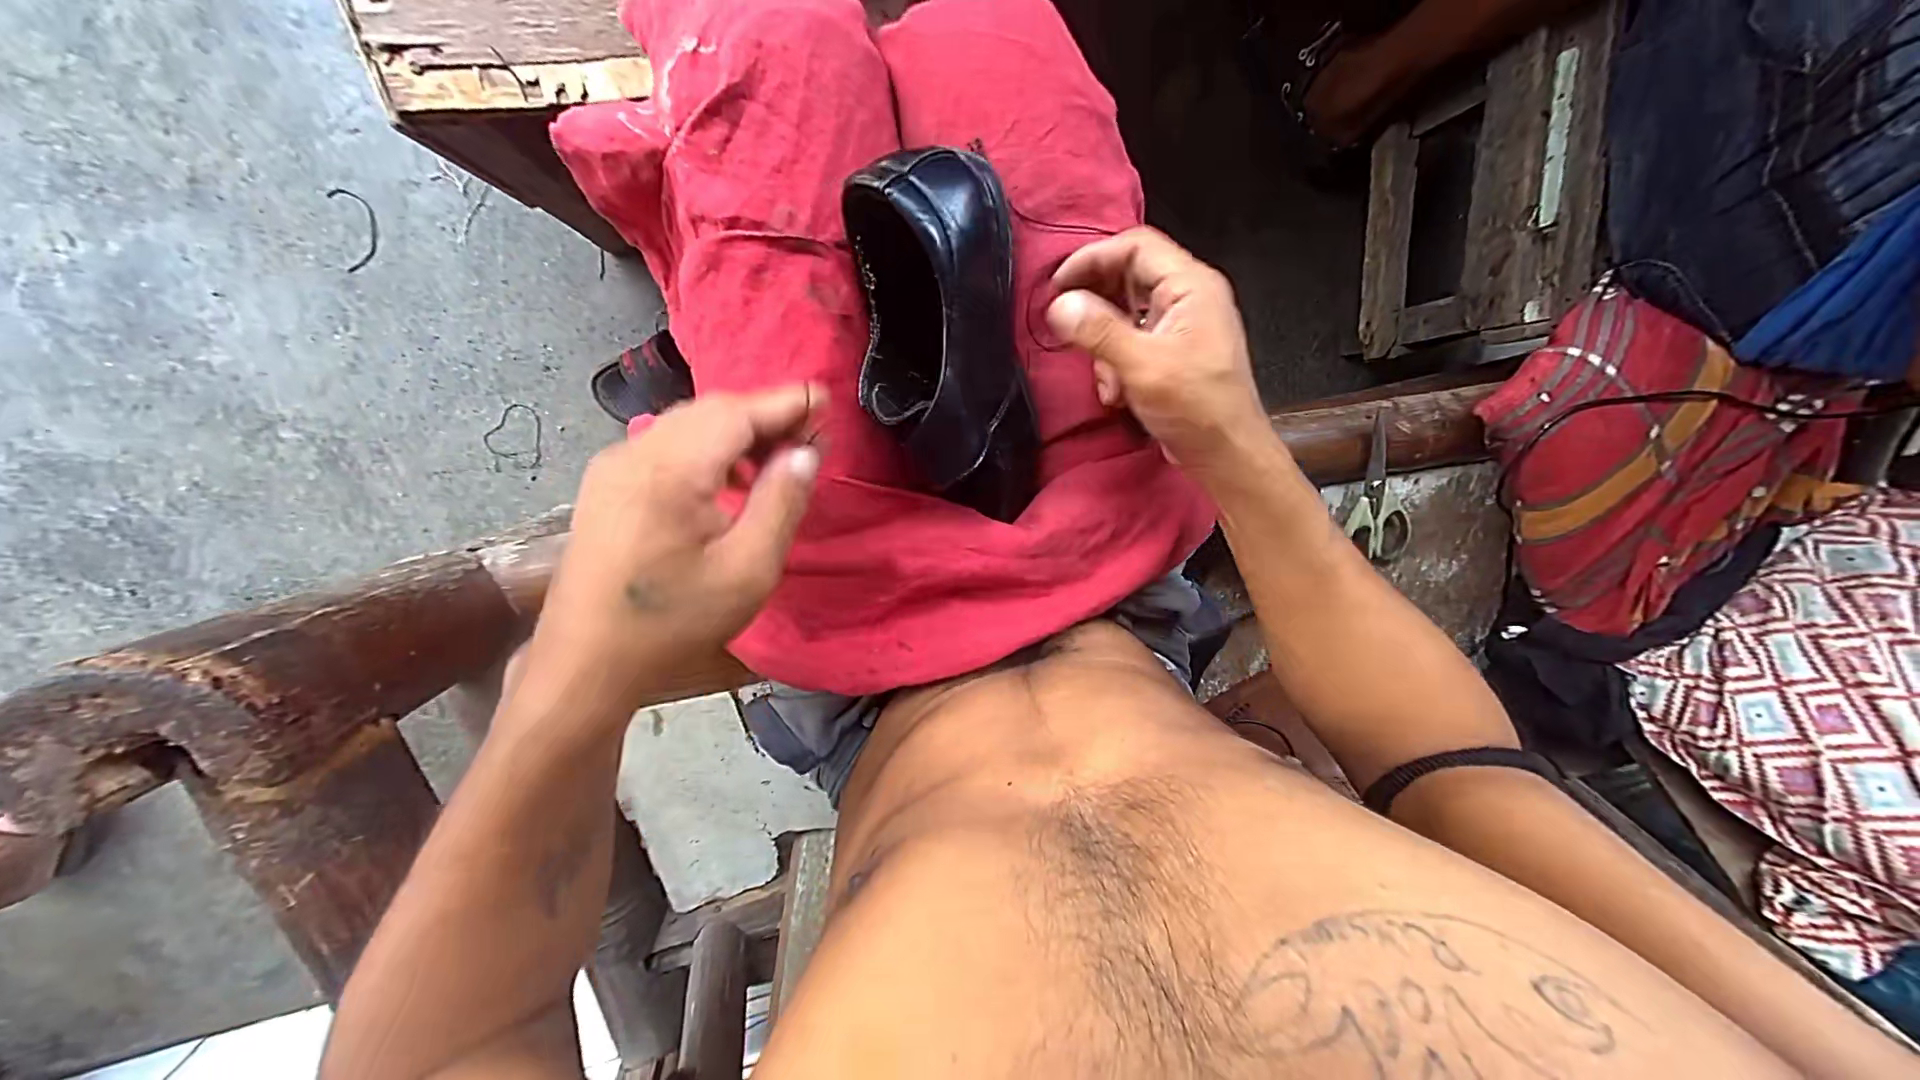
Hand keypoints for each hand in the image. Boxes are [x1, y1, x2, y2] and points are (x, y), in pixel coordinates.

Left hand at [525, 385, 821, 714]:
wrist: (586, 663)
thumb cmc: (673, 623)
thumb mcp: (747, 571)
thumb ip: (781, 503)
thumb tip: (805, 453)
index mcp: (668, 471)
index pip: (736, 414)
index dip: (784, 403)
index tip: (824, 398)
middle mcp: (634, 454)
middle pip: (710, 412)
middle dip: (764, 416)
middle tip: (809, 434)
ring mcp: (614, 467)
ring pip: (688, 426)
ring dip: (737, 432)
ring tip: (777, 458)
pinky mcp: (608, 486)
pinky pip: (668, 447)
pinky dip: (709, 450)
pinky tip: (731, 479)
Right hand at [1046, 227, 1271, 472]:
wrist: (1225, 455)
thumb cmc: (1194, 407)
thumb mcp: (1142, 366)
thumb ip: (1099, 331)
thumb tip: (1059, 305)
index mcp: (1190, 285)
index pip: (1135, 246)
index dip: (1091, 259)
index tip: (1057, 286)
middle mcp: (1187, 297)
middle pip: (1127, 278)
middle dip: (1095, 308)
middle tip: (1067, 329)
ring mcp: (1179, 326)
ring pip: (1124, 314)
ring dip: (1103, 345)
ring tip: (1106, 380)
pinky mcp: (1170, 353)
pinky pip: (1131, 342)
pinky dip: (1115, 364)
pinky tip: (1116, 393)